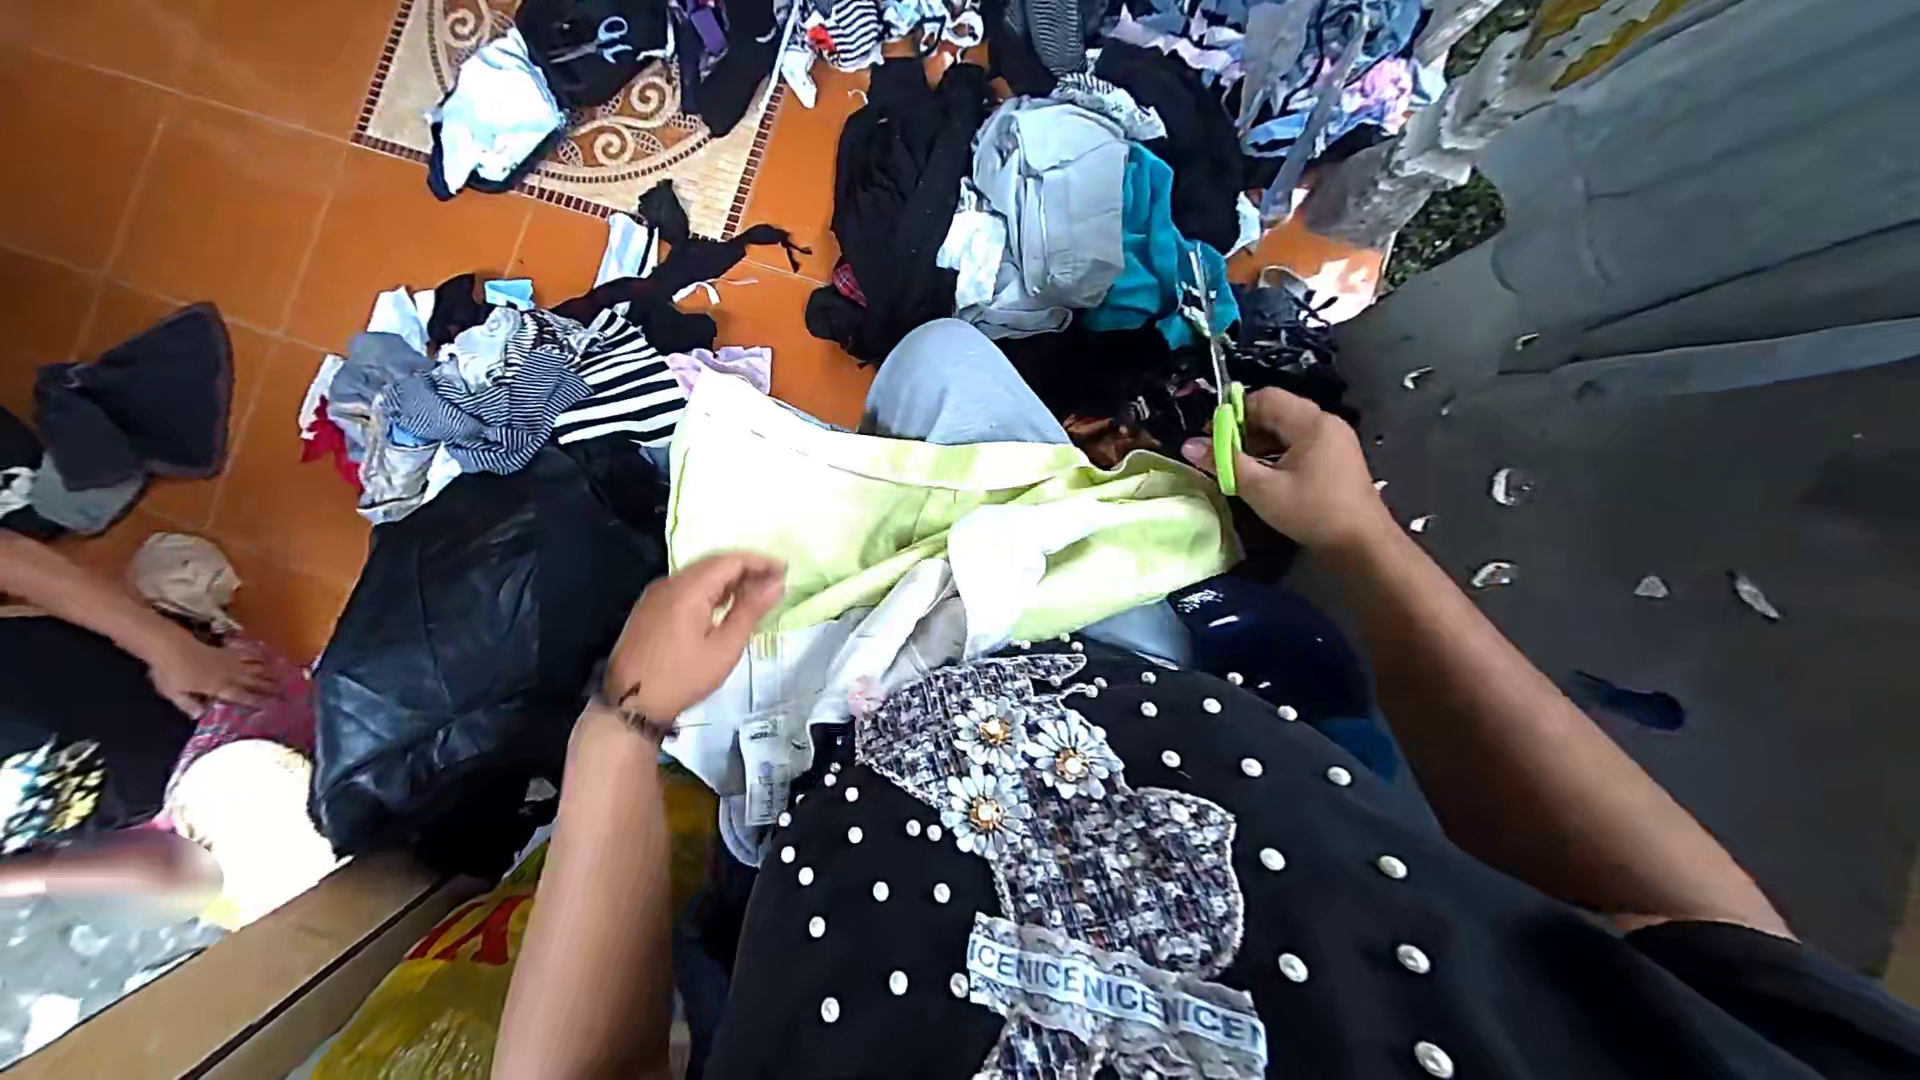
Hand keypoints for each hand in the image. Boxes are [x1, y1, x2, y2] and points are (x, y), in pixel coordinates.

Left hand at [147, 639, 276, 714]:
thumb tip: (198, 716)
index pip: (243, 696)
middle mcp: (233, 676)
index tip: (272, 704)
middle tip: (285, 691)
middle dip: (271, 687)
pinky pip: (251, 655)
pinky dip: (260, 657)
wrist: (173, 649)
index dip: (258, 701)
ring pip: (257, 669)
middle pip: (256, 682)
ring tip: (283, 677)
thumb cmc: (170, 673)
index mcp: (220, 687)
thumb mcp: (173, 693)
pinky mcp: (232, 652)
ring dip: (270, 673)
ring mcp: (234, 662)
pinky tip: (267, 659)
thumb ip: (187, 704)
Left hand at [603, 553, 785, 729]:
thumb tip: (775, 585)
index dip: (760, 562)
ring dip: (730, 577)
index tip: (784, 570)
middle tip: (774, 581)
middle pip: (715, 562)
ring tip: (755, 592)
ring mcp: (657, 594)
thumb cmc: (683, 677)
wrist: (629, 704)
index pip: (731, 561)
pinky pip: (687, 586)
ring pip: (700, 573)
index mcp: (689, 590)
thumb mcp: (724, 647)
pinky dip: (712, 588)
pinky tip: (726, 603)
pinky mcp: (651, 607)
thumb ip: (750, 611)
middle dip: (747, 567)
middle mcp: (670, 583)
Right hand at [1182, 387, 1394, 552]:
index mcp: (1312, 423)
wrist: (1361, 544)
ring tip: (1237, 467)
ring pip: (1284, 430)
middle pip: (1275, 412)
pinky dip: (1274, 454)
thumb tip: (1188, 446)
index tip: (1213, 438)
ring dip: (1257, 444)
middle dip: (1243, 430)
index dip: (1234, 413)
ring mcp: (1333, 441)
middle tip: (1220, 454)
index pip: (1265, 398)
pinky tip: (1260, 475)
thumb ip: (1224, 462)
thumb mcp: (1260, 488)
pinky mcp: (1334, 459)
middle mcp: (1325, 424)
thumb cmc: (1310, 511)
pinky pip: (1296, 445)